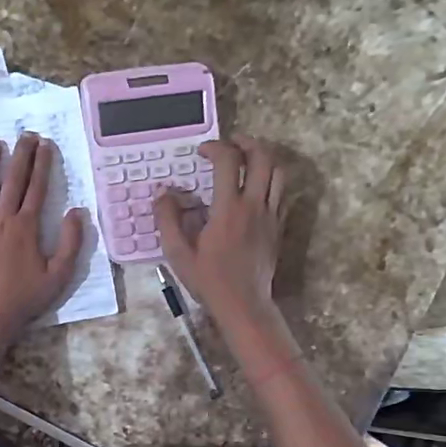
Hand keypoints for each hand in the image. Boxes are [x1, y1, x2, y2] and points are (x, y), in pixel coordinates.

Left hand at [0, 133, 84, 344]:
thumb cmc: (24, 300)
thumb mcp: (58, 277)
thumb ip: (71, 243)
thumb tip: (78, 212)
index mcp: (26, 228)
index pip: (37, 188)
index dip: (42, 164)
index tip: (45, 144)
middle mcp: (1, 219)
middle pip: (12, 180)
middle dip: (20, 155)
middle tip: (25, 135)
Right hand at [153, 135, 286, 328]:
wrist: (243, 304)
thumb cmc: (209, 281)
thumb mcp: (178, 254)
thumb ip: (167, 220)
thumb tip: (163, 193)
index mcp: (228, 209)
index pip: (228, 161)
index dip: (215, 147)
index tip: (202, 152)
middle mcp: (254, 206)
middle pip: (262, 157)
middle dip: (246, 142)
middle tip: (231, 143)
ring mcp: (271, 216)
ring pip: (278, 171)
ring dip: (263, 158)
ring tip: (247, 159)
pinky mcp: (278, 227)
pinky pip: (282, 193)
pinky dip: (272, 180)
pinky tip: (257, 187)